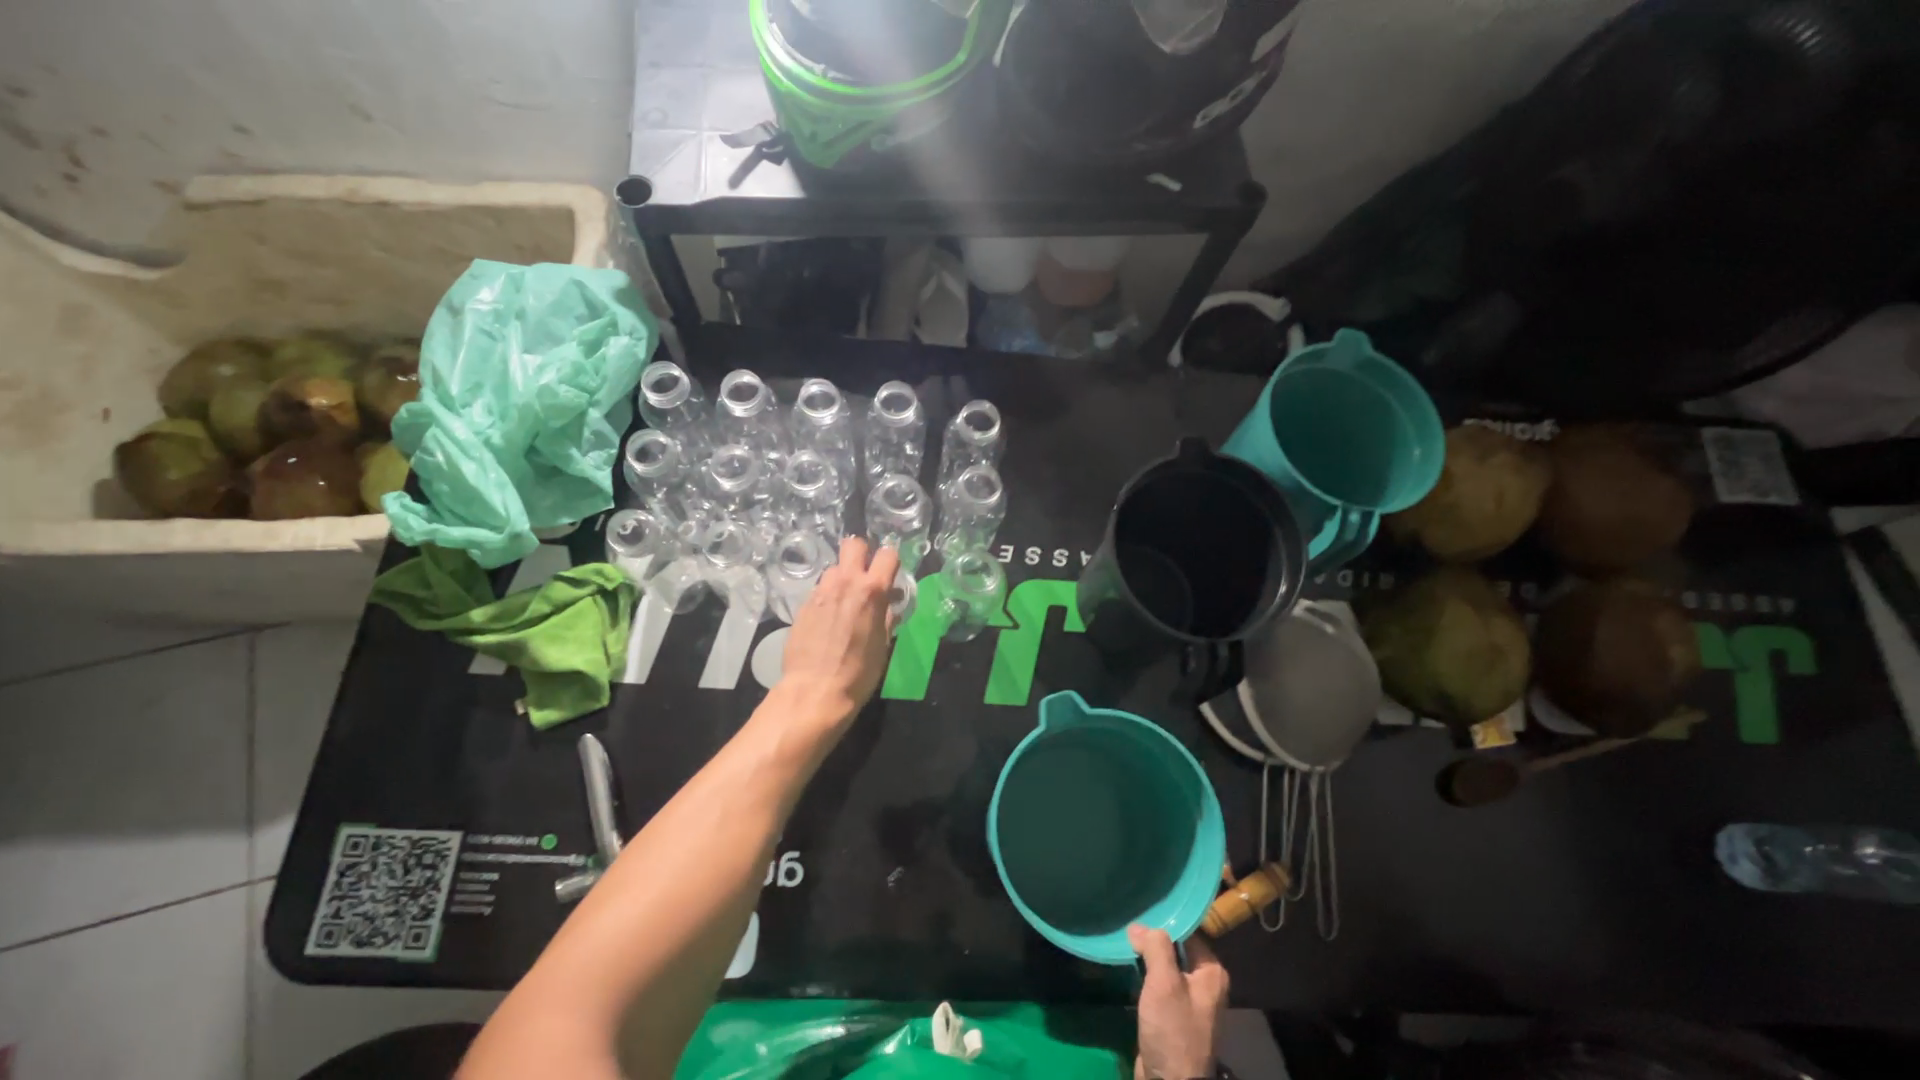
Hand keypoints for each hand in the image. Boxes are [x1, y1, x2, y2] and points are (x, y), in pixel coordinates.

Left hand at [778, 536, 899, 728]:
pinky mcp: (803, 605)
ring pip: (833, 569)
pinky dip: (827, 598)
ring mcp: (820, 592)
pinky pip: (820, 591)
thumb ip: (886, 616)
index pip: (887, 554)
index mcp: (871, 591)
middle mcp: (845, 583)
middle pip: (853, 544)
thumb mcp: (883, 644)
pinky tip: (827, 621)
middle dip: (861, 554)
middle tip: (864, 577)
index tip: (890, 576)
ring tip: (844, 604)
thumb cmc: (859, 672)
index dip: (890, 562)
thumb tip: (890, 603)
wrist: (816, 690)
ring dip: (842, 579)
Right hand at [1131, 925, 1227, 1079]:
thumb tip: (1139, 926)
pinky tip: (1129, 968)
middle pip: (1178, 950)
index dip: (1166, 921)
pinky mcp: (1175, 1016)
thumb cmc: (1173, 1028)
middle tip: (1129, 923)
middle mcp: (1206, 984)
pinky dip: (1146, 977)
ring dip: (1148, 958)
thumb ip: (1156, 948)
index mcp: (1212, 972)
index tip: (1143, 909)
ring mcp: (1191, 1001)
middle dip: (1154, 939)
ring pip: (1167, 968)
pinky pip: (1161, 986)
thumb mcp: (1164, 983)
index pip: (1189, 933)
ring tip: (1125, 940)